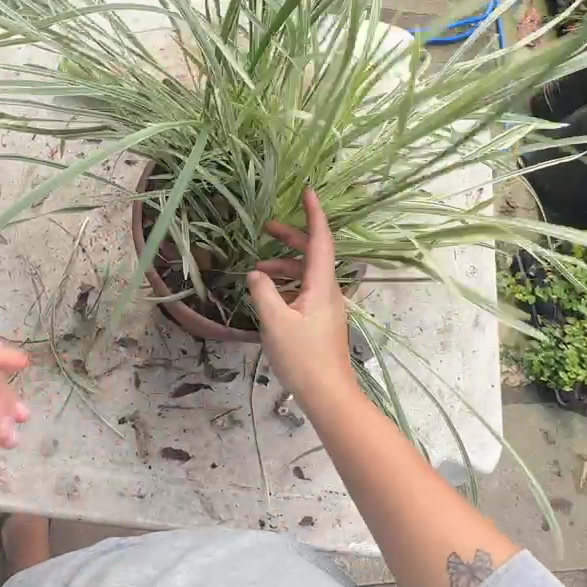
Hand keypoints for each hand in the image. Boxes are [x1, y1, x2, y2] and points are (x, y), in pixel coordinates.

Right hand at [246, 189, 358, 406]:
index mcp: (322, 285)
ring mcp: (327, 307)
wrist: (328, 394)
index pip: (321, 240)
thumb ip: (263, 293)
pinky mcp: (322, 321)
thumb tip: (256, 274)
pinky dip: (288, 284)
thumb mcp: (275, 322)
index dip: (315, 214)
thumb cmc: (303, 357)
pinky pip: (305, 290)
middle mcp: (329, 291)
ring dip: (285, 265)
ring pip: (308, 274)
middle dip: (292, 237)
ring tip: (257, 270)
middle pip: (314, 254)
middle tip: (267, 228)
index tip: (308, 192)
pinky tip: (269, 295)